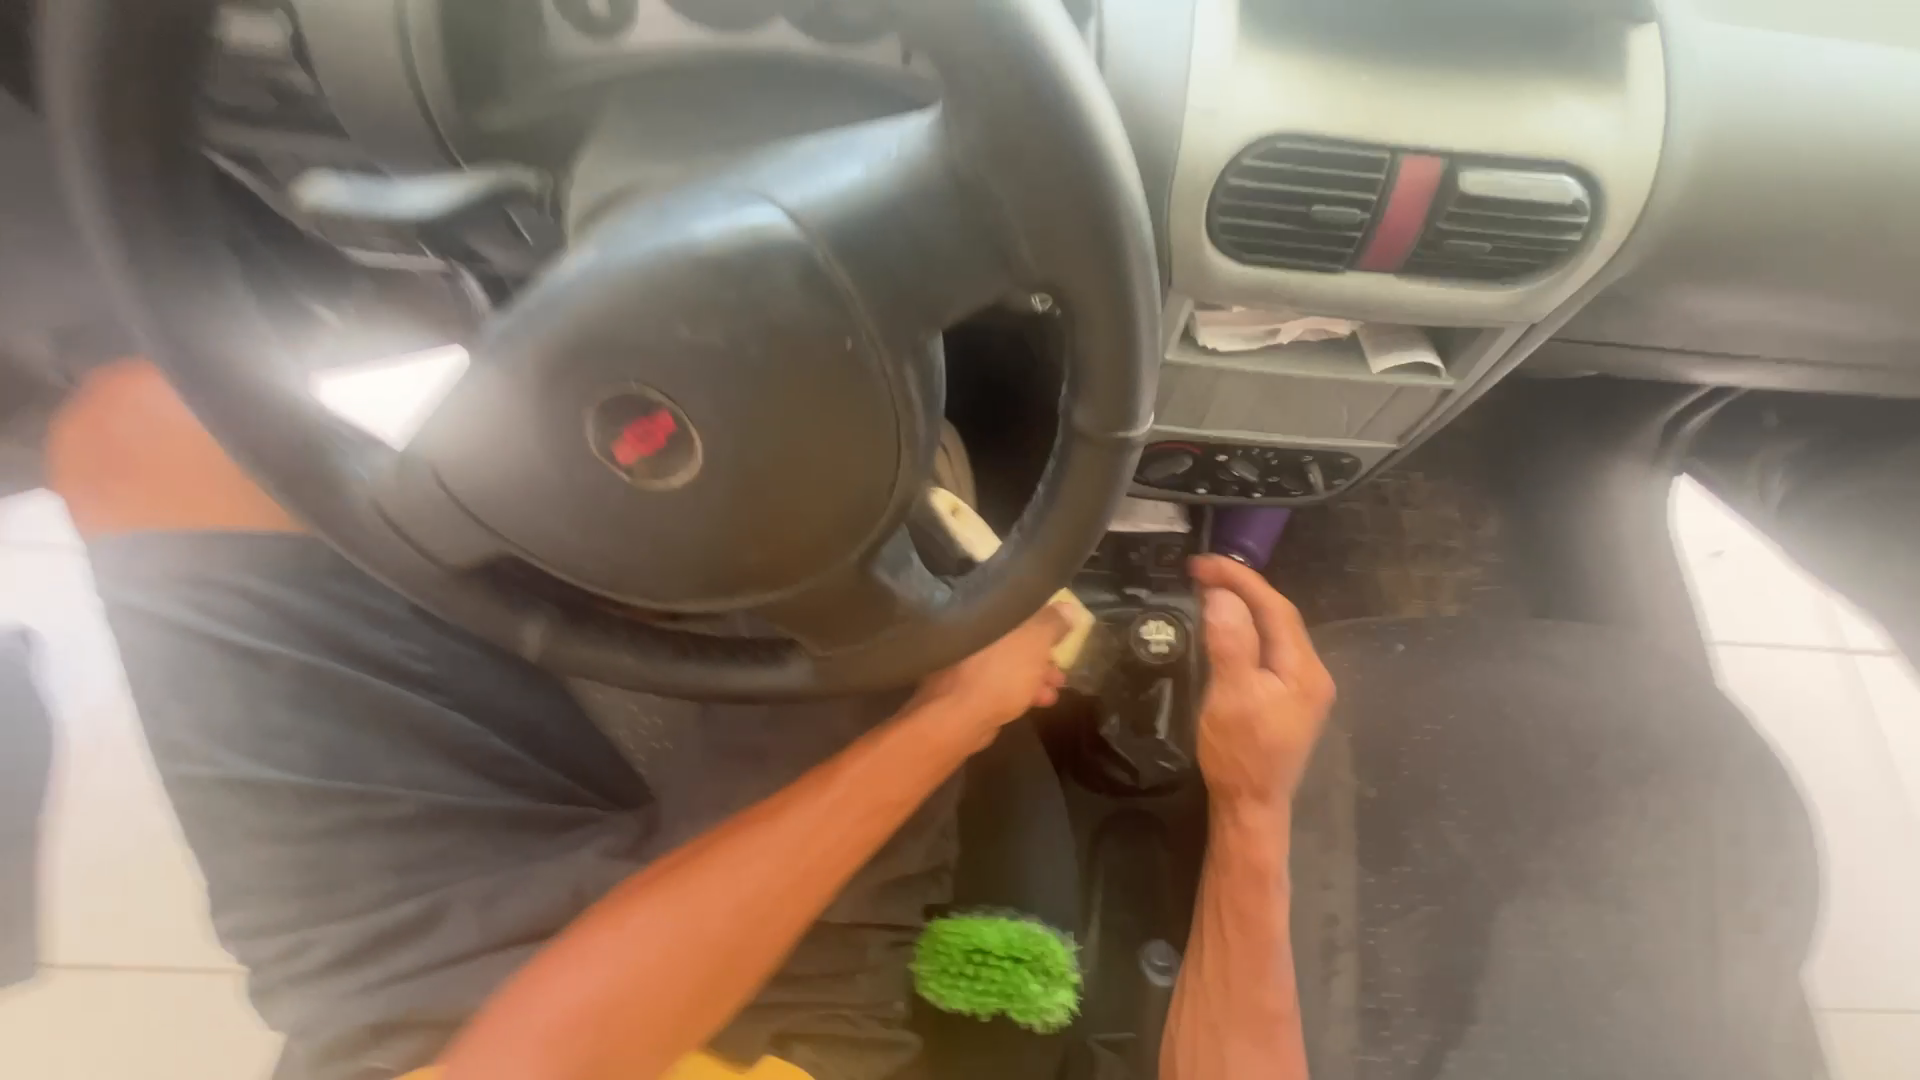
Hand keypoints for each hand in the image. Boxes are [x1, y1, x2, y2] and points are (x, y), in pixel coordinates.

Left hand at [914, 603, 1072, 744]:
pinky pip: (1002, 681)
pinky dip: (1022, 687)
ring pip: (1010, 660)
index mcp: (988, 614)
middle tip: (1062, 665)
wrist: (960, 715)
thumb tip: (1068, 606)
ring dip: (1037, 673)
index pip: (1019, 606)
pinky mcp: (968, 685)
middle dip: (1043, 651)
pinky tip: (1041, 701)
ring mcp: (969, 659)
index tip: (1064, 629)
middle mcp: (976, 631)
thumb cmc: (1001, 672)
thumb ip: (1052, 623)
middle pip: (1015, 636)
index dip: (1045, 617)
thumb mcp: (1035, 642)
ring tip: (1057, 688)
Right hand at [1190, 556, 1335, 810]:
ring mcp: (1301, 687)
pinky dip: (1245, 629)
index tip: (1202, 564)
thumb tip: (1222, 596)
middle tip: (1200, 572)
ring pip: (1273, 632)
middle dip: (1241, 588)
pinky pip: (1267, 649)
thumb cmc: (1238, 752)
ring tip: (1209, 589)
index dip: (1240, 579)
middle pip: (1278, 616)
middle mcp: (1311, 673)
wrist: (1249, 805)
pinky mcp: (1286, 698)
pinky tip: (1225, 626)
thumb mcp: (1230, 695)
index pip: (1275, 608)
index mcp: (1304, 669)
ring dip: (1243, 606)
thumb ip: (1230, 643)